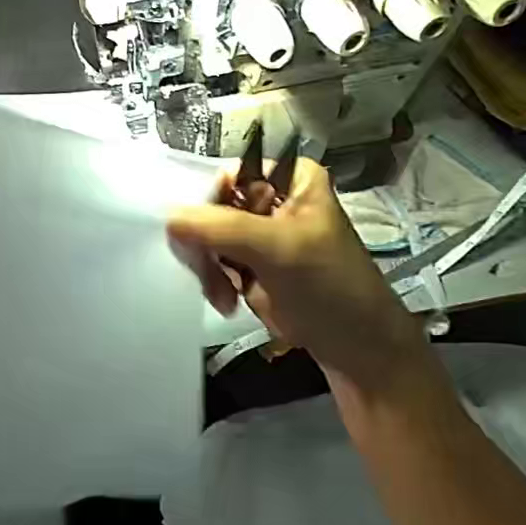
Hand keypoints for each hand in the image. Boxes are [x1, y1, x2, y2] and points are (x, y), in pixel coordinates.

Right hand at [169, 157, 430, 387]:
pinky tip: (228, 302)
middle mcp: (274, 201)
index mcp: (290, 179)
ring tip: (224, 297)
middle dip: (208, 244)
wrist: (357, 348)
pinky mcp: (253, 268)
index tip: (198, 239)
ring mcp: (262, 236)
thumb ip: (223, 228)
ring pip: (209, 239)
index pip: (230, 177)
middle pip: (214, 209)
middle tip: (210, 274)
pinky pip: (214, 264)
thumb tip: (168, 218)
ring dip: (209, 269)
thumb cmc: (330, 288)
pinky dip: (214, 283)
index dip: (209, 205)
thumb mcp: (279, 249)